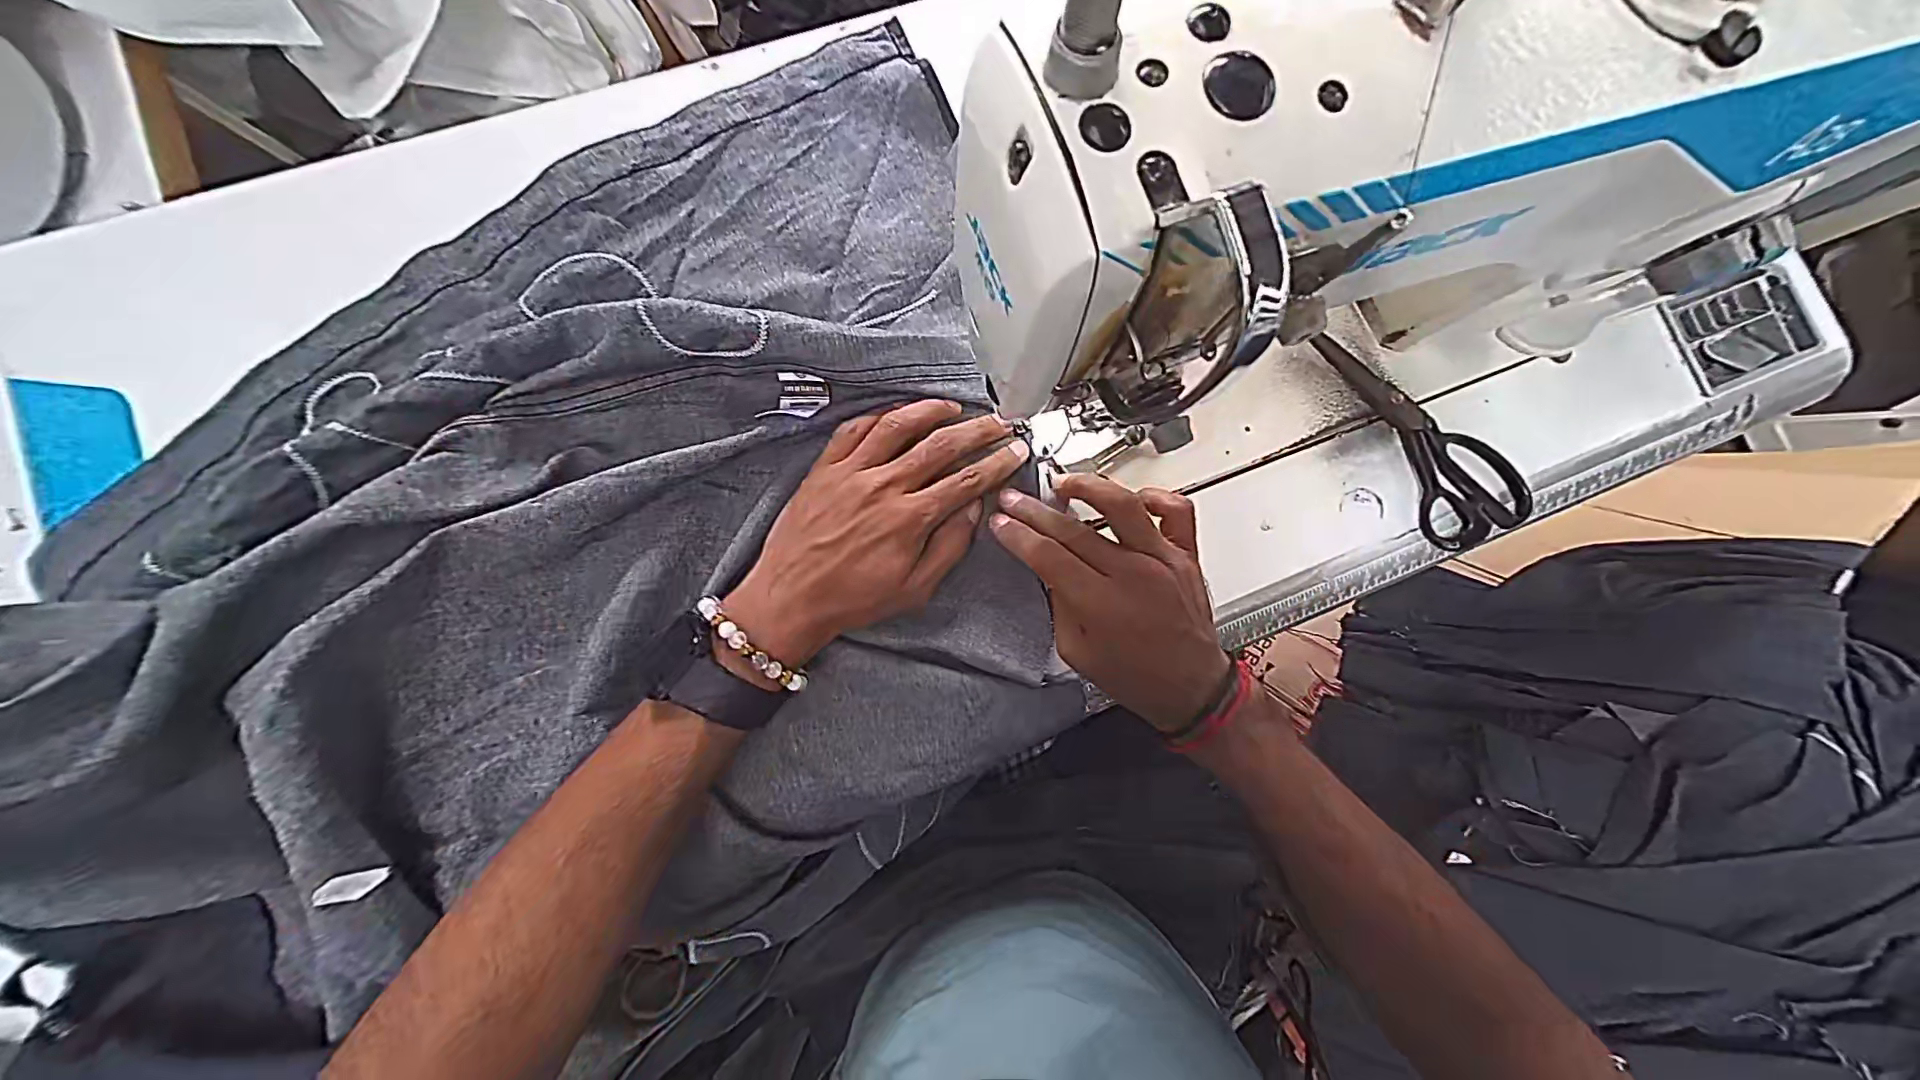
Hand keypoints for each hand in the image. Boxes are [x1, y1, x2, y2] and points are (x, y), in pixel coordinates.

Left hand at [720, 400, 1029, 681]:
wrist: (791, 599)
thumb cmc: (851, 599)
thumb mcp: (914, 589)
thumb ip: (948, 547)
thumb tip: (972, 510)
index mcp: (909, 519)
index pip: (966, 479)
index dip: (997, 462)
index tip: (1014, 452)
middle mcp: (882, 488)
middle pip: (941, 445)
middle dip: (977, 430)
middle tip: (997, 423)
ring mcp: (850, 474)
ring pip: (898, 426)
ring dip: (930, 410)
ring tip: (953, 406)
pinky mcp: (824, 470)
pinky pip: (853, 429)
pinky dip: (878, 416)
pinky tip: (895, 414)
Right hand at [989, 474, 1230, 731]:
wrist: (1191, 689)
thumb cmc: (1139, 677)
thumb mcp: (1078, 653)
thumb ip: (1060, 607)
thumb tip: (1048, 571)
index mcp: (1101, 604)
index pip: (1047, 554)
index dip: (1018, 535)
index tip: (1003, 523)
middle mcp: (1133, 575)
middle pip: (1073, 528)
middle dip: (1034, 510)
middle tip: (1016, 500)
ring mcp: (1163, 561)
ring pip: (1123, 504)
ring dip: (1088, 487)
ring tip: (1065, 483)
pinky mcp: (1185, 556)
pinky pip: (1176, 510)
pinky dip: (1154, 496)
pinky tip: (1132, 497)